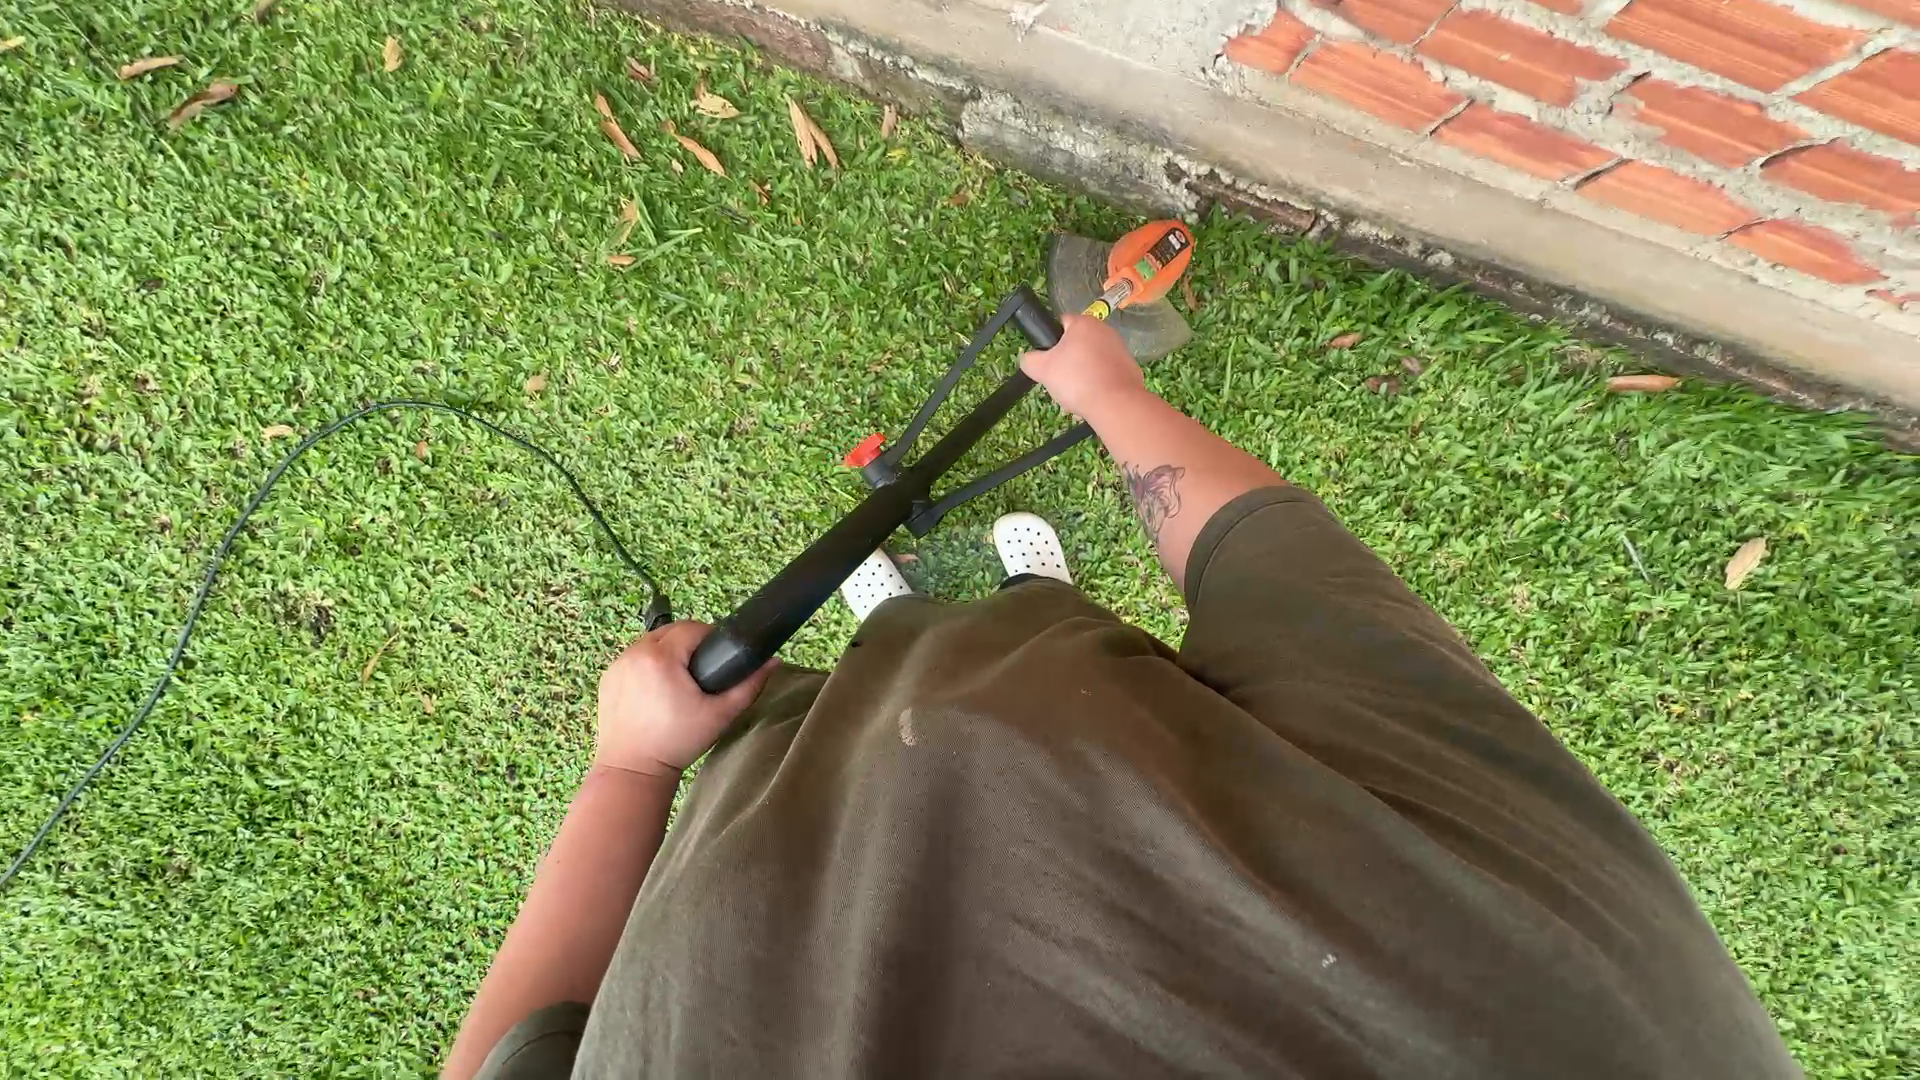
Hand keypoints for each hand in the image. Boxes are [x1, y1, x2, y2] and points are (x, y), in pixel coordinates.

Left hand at [594, 621, 777, 778]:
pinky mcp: (608, 677)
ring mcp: (618, 664)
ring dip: (669, 650)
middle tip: (704, 669)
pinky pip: (635, 657)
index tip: (719, 659)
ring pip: (652, 641)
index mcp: (661, 657)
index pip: (693, 628)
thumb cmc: (678, 741)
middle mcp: (635, 653)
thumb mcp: (720, 714)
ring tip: (682, 676)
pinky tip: (659, 685)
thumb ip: (749, 685)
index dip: (711, 638)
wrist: (633, 770)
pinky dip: (649, 662)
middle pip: (671, 630)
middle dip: (690, 642)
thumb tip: (774, 662)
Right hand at [1020, 314, 1148, 420]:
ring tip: (1076, 394)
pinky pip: (1106, 373)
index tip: (1049, 360)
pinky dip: (1098, 383)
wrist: (1114, 403)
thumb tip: (1028, 358)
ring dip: (1083, 374)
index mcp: (1083, 323)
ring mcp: (1120, 348)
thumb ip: (1029, 360)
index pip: (1061, 323)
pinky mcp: (1129, 367)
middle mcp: (1105, 330)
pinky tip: (1093, 398)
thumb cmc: (1076, 380)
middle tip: (1061, 380)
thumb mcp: (1042, 370)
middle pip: (1078, 343)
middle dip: (1068, 361)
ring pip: (1092, 360)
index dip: (1052, 341)